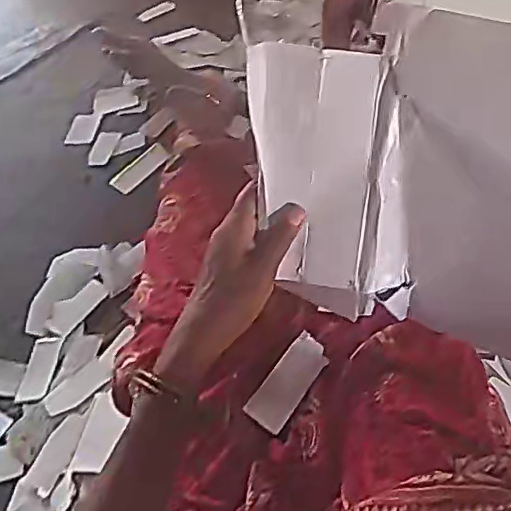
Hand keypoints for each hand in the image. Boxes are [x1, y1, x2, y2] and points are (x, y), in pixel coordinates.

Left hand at [153, 182, 304, 392]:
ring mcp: (226, 250)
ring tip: (302, 219)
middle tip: (306, 195)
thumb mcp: (263, 268)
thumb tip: (295, 208)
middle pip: (252, 207)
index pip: (251, 192)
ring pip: (253, 225)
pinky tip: (285, 247)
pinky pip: (252, 241)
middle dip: (277, 200)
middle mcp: (227, 234)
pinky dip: (268, 238)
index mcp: (233, 228)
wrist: (203, 336)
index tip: (295, 174)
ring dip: (274, 221)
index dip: (270, 181)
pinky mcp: (228, 266)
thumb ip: (279, 237)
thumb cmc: (232, 300)